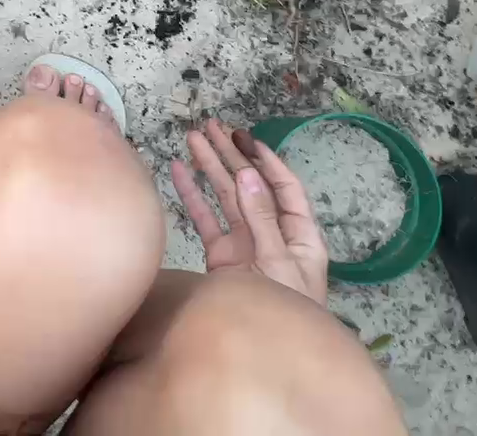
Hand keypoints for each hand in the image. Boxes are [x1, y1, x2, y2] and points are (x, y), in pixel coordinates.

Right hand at [169, 119, 329, 304]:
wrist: (264, 351)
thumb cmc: (284, 309)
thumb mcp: (279, 263)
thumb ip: (262, 220)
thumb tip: (248, 175)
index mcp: (299, 236)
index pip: (285, 188)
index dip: (267, 160)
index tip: (245, 138)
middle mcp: (271, 233)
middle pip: (250, 185)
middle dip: (231, 155)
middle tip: (210, 125)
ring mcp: (244, 243)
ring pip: (224, 196)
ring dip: (209, 167)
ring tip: (191, 137)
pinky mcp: (221, 255)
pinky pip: (204, 218)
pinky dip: (191, 194)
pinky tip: (177, 170)